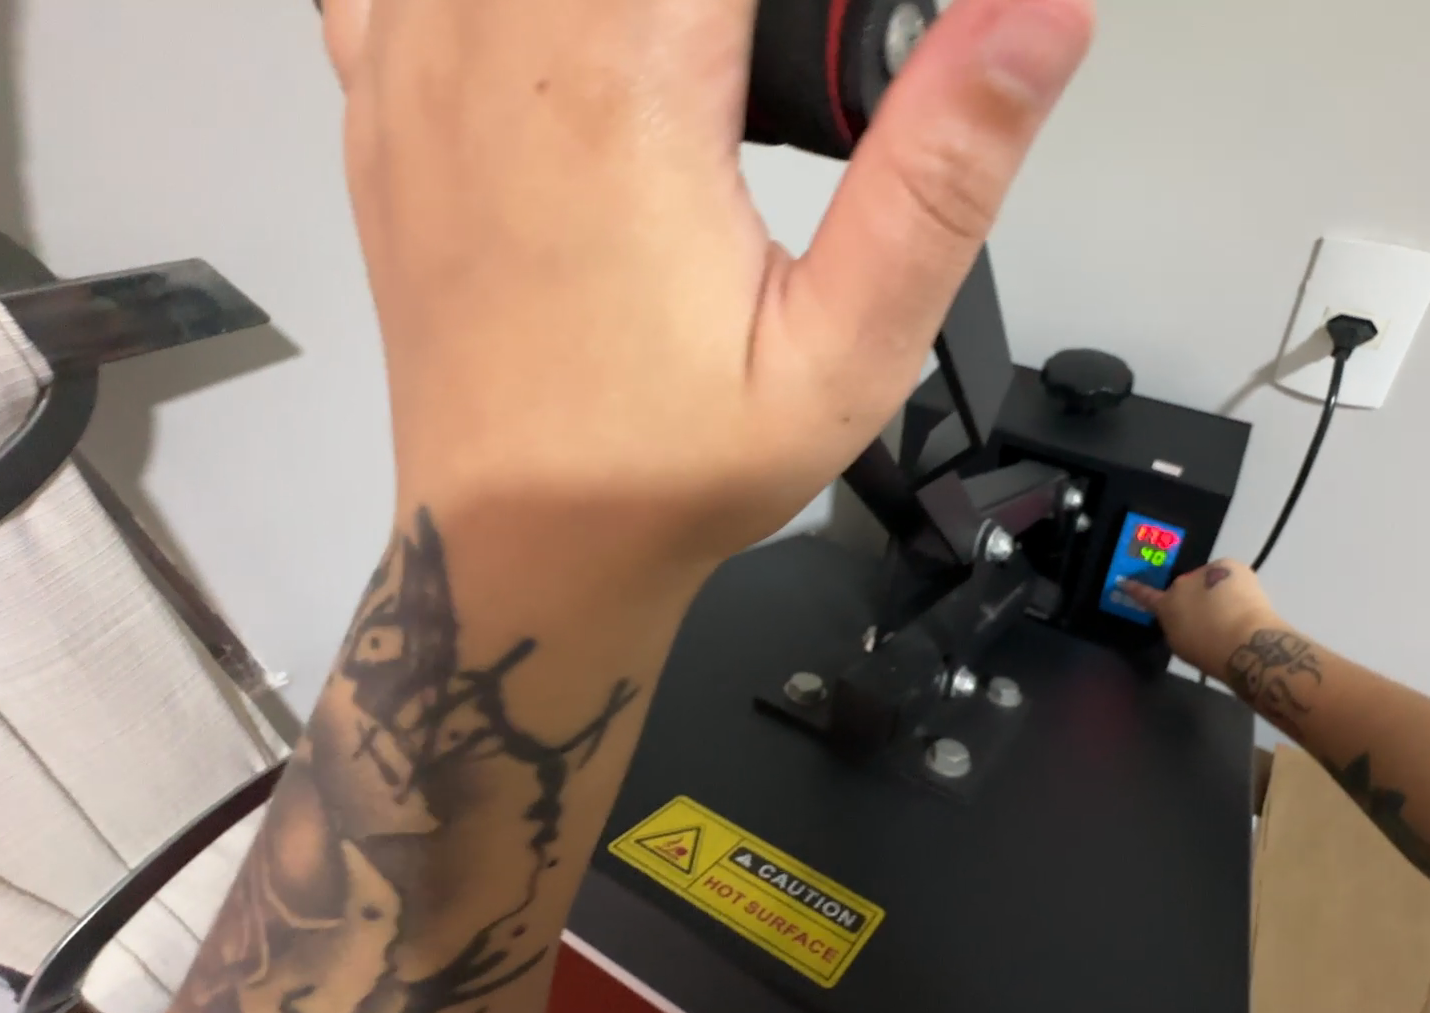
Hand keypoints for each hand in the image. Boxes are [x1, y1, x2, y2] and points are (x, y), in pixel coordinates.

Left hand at [321, 0, 1093, 571]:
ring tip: (707, 85)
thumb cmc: (680, 466)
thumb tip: (1037, 24)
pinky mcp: (391, 115)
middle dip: (756, 16)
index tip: (841, 58)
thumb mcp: (850, 346)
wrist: (534, 540)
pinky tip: (578, 52)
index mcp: (628, 83)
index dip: (825, 0)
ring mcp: (416, 71)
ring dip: (654, 8)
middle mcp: (497, 44)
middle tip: (781, 91)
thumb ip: (939, 177)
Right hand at [1123, 560, 1282, 679]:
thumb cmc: (1209, 651)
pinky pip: (1229, 575)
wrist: (1245, 641)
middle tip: (1208, 615)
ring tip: (1231, 610)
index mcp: (1166, 605)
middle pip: (1185, 587)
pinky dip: (1234, 585)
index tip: (1124, 582)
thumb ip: (1176, 626)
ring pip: (1208, 579)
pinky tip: (1245, 603)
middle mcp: (1181, 584)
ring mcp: (1205, 572)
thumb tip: (1183, 619)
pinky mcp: (1230, 566)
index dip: (1135, 590)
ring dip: (1214, 590)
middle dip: (1194, 597)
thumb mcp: (1181, 643)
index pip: (1146, 596)